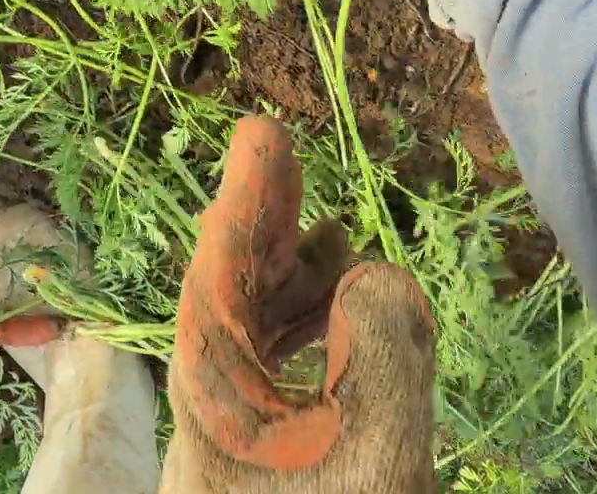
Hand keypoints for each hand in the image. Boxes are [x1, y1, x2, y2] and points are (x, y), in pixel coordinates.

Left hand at [162, 116, 435, 493]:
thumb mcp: (376, 465)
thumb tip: (378, 275)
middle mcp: (211, 403)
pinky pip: (273, 361)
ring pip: (250, 321)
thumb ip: (385, 359)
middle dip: (258, 217)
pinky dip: (305, 323)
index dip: (244, 199)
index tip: (262, 135)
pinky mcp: (259, 452)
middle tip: (280, 153)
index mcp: (214, 399)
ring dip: (285, 269)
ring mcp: (233, 429)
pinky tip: (337, 309)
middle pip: (227, 284)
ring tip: (324, 229)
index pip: (219, 273)